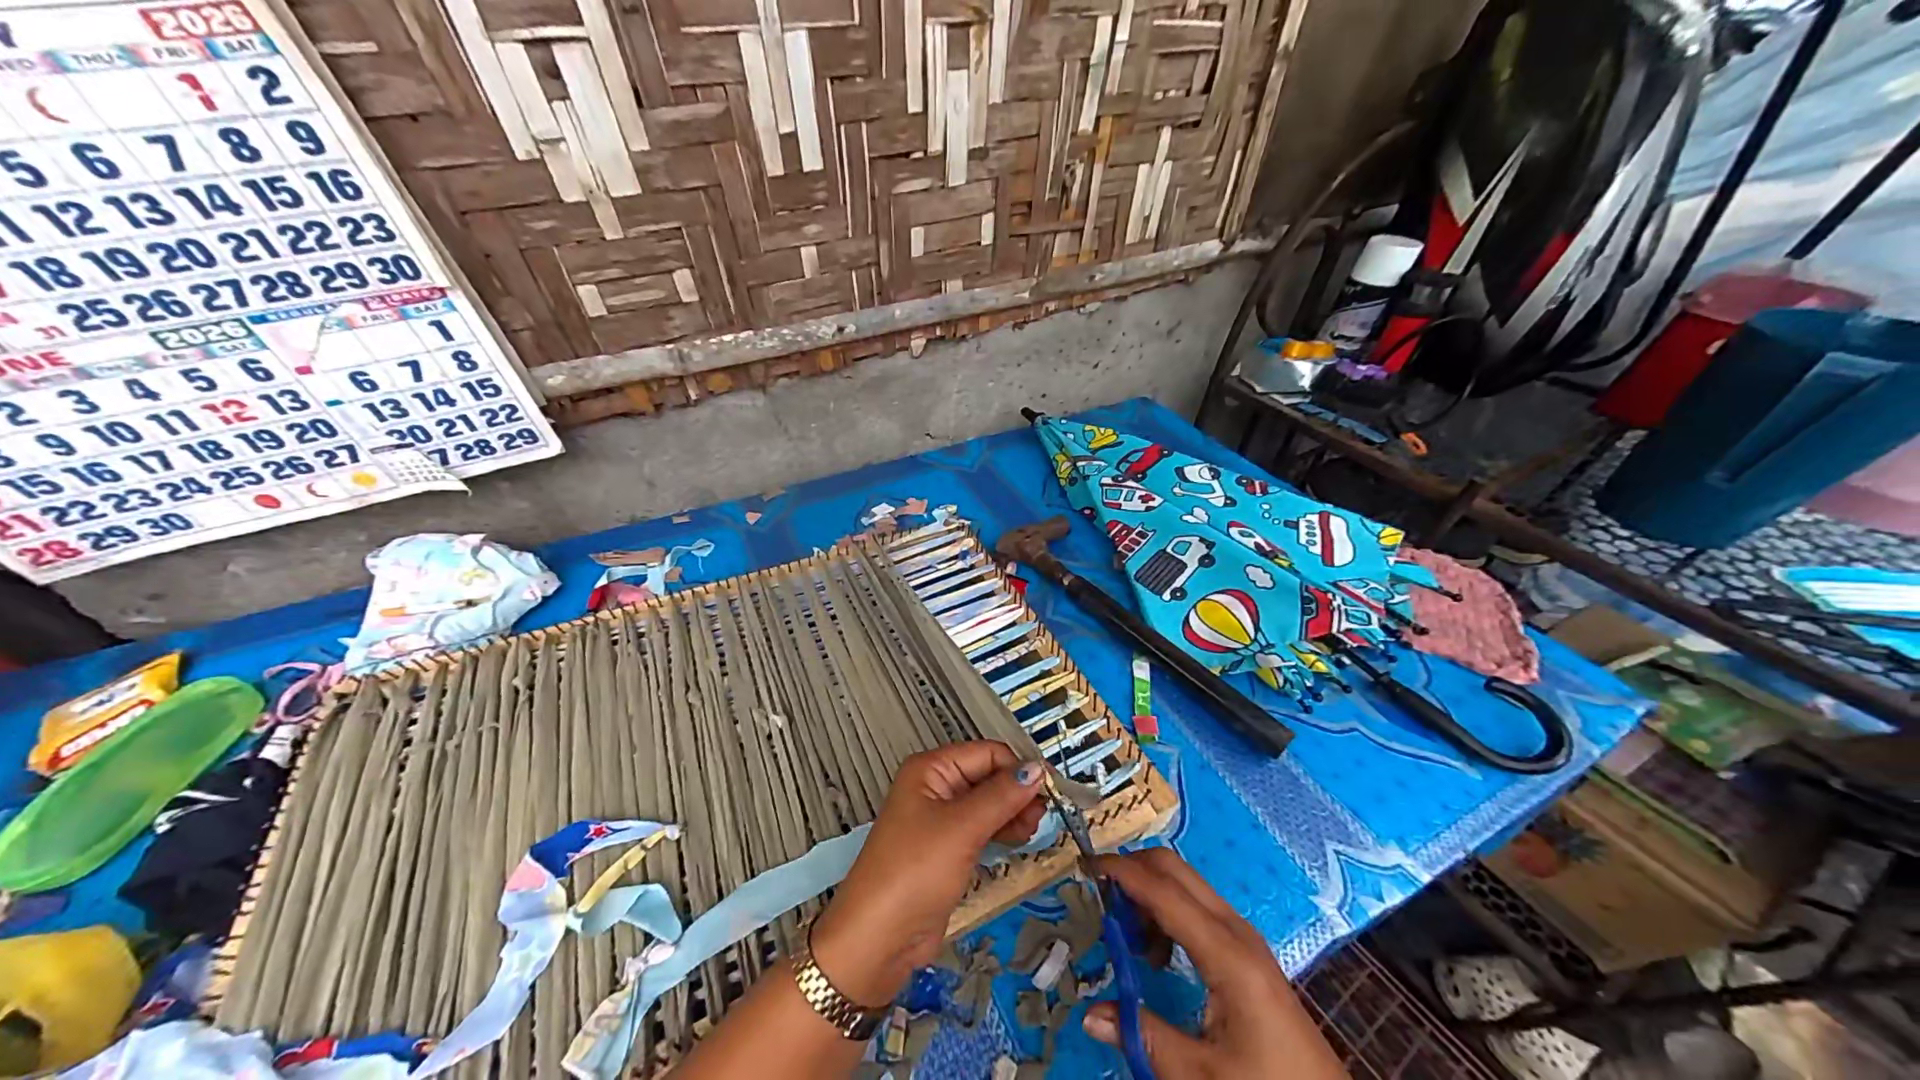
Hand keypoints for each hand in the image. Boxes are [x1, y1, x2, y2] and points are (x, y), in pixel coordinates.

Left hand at [809, 743, 1048, 1005]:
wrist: (880, 937)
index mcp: (931, 769)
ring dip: (1014, 811)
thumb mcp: (962, 828)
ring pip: (989, 802)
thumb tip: (1036, 769)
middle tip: (1042, 814)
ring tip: (1033, 828)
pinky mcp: (948, 848)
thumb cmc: (912, 873)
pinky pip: (983, 827)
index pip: (987, 753)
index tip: (1049, 789)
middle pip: (989, 776)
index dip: (1018, 768)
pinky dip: (1004, 829)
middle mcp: (935, 788)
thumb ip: (1002, 796)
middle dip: (1018, 791)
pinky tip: (1019, 838)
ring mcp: (941, 819)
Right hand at [1083, 849, 1348, 1079]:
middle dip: (1132, 870)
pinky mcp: (1245, 949)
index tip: (1084, 866)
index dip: (1121, 872)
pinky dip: (1166, 911)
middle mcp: (1235, 930)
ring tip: (1125, 936)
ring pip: (1185, 885)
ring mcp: (1243, 936)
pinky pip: (1197, 907)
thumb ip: (1144, 1035)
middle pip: (1175, 870)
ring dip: (1148, 893)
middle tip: (1096, 894)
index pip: (1163, 891)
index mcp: (1226, 953)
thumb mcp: (1200, 1074)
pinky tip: (1156, 954)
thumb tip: (1090, 1015)